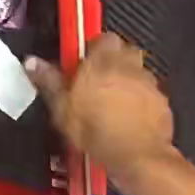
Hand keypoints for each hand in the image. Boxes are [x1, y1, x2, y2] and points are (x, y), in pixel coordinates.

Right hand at [25, 33, 177, 178]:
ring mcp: (148, 84)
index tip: (82, 62)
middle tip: (96, 79)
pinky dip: (140, 100)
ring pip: (137, 72)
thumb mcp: (62, 108)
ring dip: (127, 80)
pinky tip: (128, 117)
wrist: (137, 157)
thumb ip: (49, 81)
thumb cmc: (96, 131)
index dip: (93, 48)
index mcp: (103, 61)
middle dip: (112, 61)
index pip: (102, 37)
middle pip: (124, 50)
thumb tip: (32, 62)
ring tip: (112, 101)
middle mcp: (129, 66)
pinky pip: (149, 94)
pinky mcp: (162, 102)